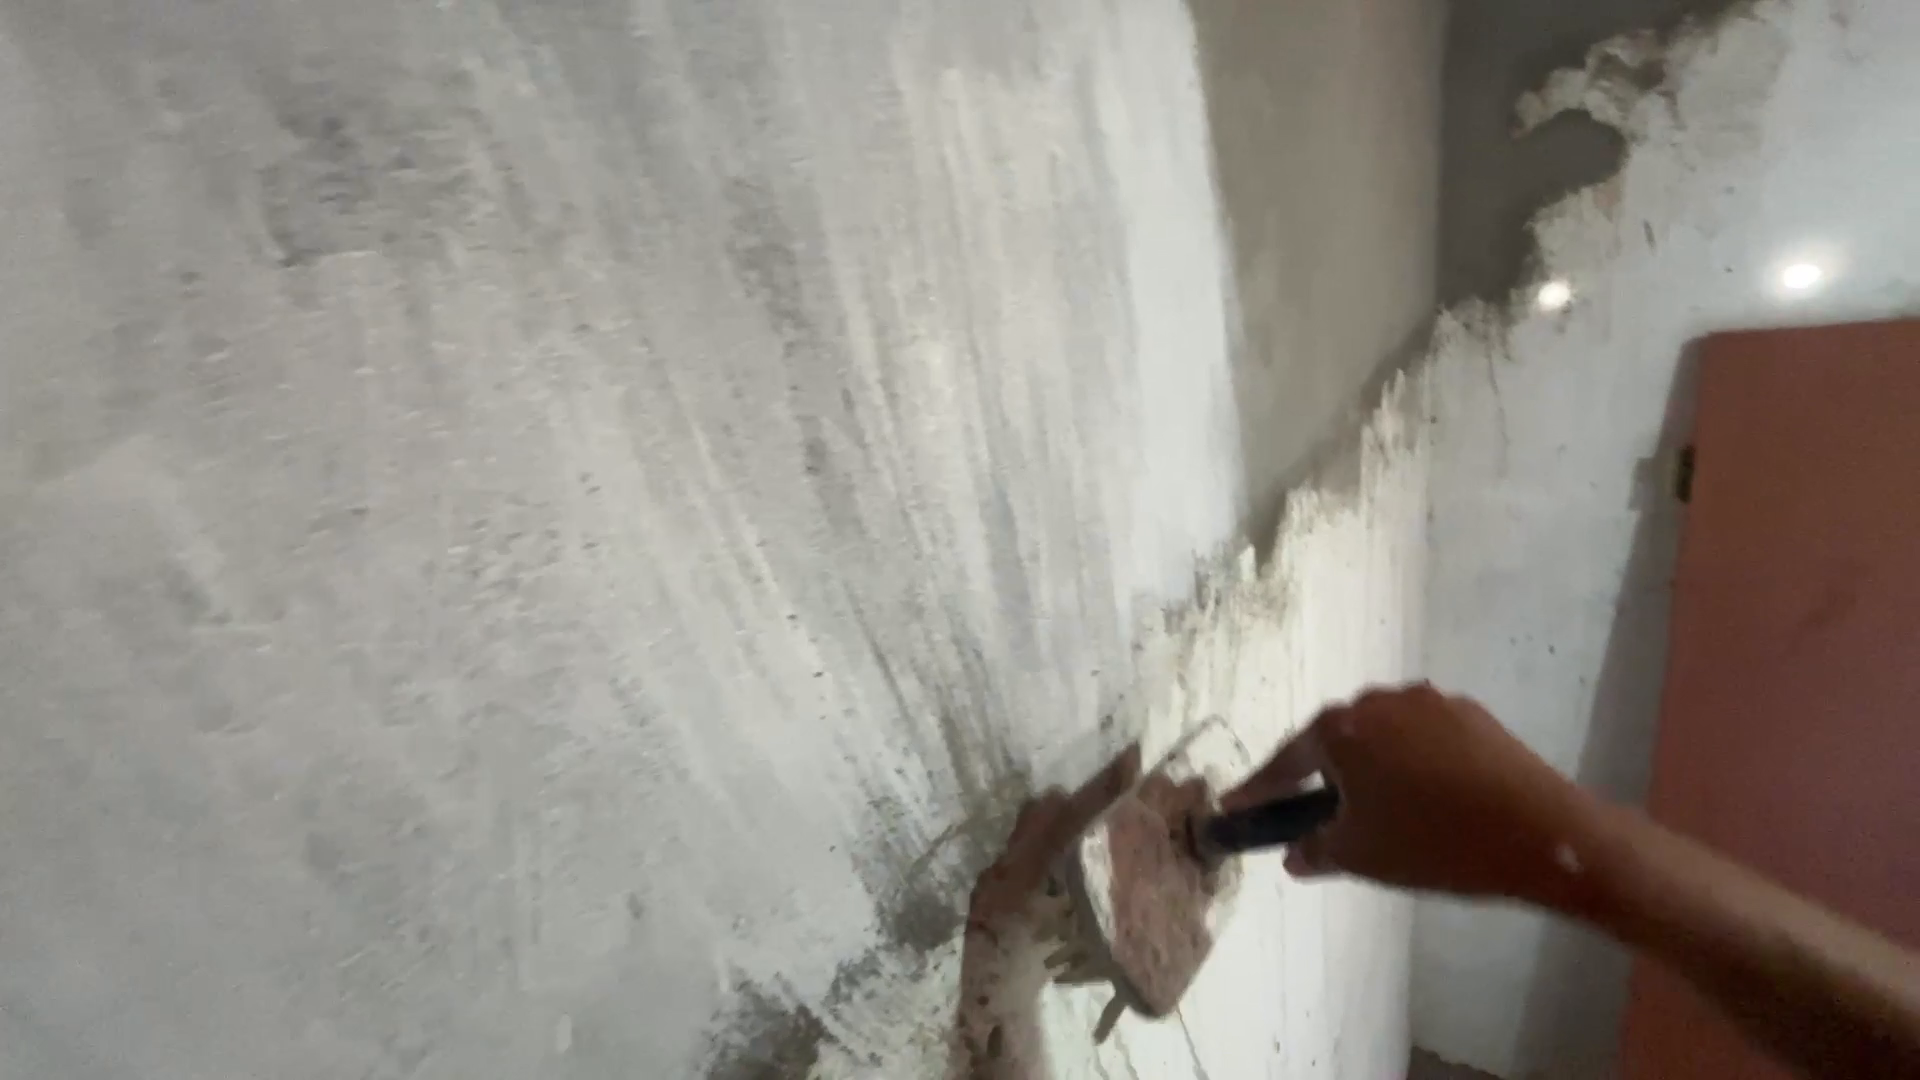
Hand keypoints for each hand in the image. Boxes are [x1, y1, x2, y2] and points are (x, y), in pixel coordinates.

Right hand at [1222, 683, 1599, 901]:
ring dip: (1370, 762)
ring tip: (1383, 802)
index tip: (1234, 806)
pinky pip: (1420, 734)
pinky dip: (1412, 758)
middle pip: (1331, 740)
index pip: (1284, 762)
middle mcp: (1372, 701)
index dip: (1259, 790)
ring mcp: (1422, 700)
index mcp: (1337, 729)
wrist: (1548, 836)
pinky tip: (1431, 791)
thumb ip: (1314, 850)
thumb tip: (1293, 855)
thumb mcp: (1361, 856)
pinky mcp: (1467, 710)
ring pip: (1377, 733)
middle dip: (1321, 774)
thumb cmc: (1436, 843)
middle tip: (1319, 810)